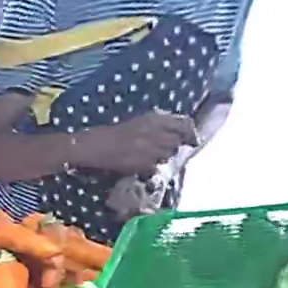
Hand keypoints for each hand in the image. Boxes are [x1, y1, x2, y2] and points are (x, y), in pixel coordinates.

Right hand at [72, 110, 197, 174]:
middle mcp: (155, 131)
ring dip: (161, 158)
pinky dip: (150, 169)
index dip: (190, 133)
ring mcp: (148, 148)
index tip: (193, 140)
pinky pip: (153, 168)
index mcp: (155, 118)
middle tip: (163, 152)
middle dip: (172, 147)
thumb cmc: (112, 134)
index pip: (184, 124)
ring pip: (166, 155)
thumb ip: (158, 125)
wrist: (93, 145)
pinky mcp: (139, 163)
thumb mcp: (139, 122)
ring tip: (150, 159)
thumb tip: (176, 133)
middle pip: (176, 142)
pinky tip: (142, 168)